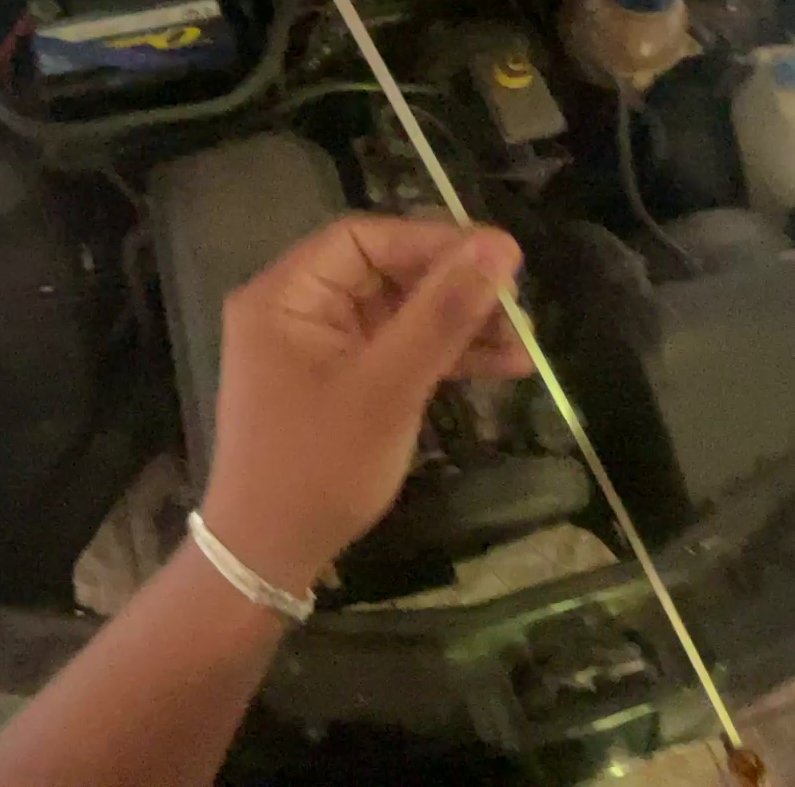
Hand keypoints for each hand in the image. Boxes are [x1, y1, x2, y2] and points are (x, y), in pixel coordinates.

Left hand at [200, 216, 530, 595]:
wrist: (269, 554)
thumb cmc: (319, 466)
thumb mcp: (387, 387)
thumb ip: (441, 313)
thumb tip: (498, 247)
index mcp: (284, 294)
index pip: (363, 239)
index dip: (433, 241)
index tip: (500, 257)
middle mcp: (295, 307)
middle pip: (384, 273)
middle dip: (453, 289)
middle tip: (517, 306)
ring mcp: (316, 344)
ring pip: (396, 312)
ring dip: (457, 325)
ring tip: (524, 344)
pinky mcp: (337, 377)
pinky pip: (392, 348)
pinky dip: (439, 356)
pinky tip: (501, 367)